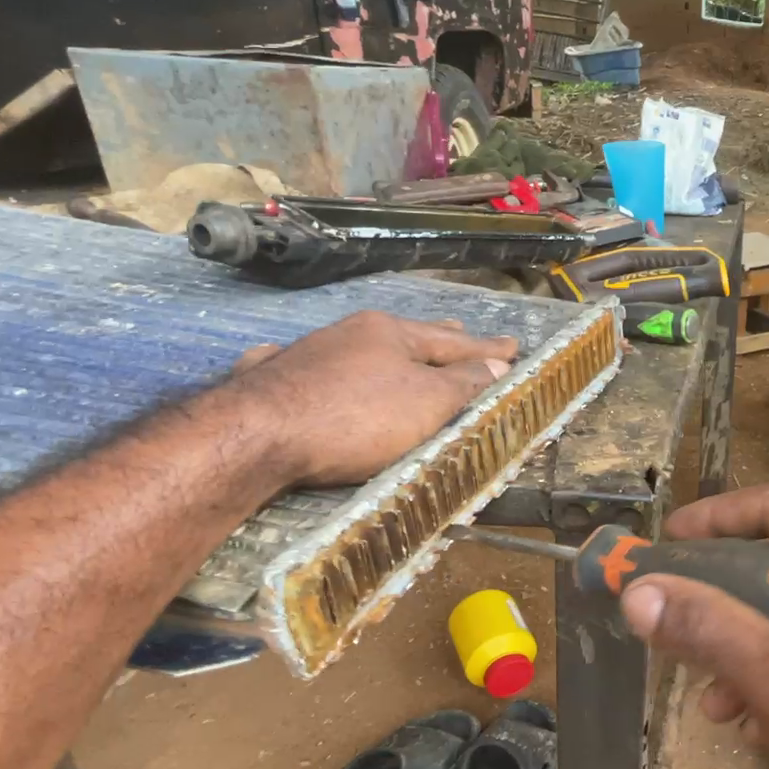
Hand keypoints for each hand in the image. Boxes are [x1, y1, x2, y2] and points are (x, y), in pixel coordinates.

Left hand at [222, 312, 517, 486]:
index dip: (487, 349)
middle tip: (462, 332)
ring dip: (387, 352)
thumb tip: (496, 366)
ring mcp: (306, 355)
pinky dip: (320, 367)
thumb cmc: (357, 417)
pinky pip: (306, 367)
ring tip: (403, 350)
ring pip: (360, 349)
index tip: (514, 346)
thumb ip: (465, 383)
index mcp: (390, 334)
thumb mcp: (428, 402)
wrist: (253, 436)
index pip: (454, 343)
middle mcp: (348, 335)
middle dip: (439, 340)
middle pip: (407, 338)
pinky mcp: (269, 382)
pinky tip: (298, 360)